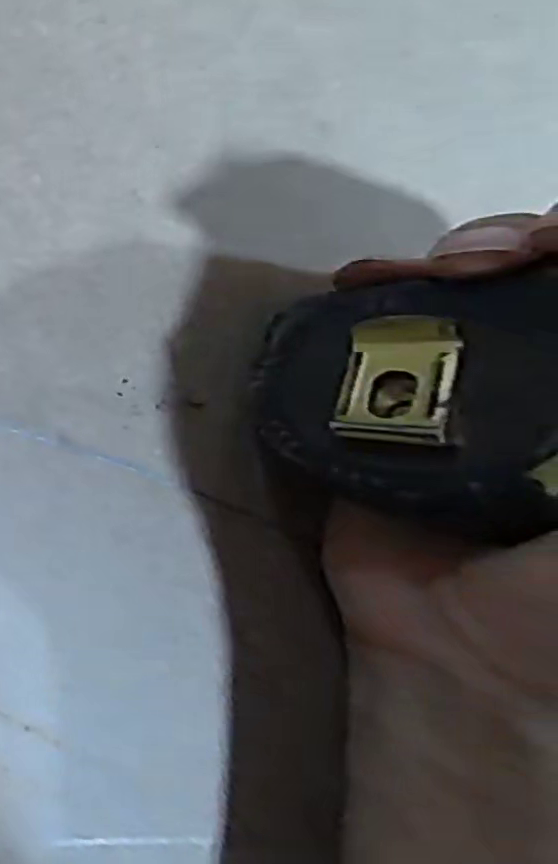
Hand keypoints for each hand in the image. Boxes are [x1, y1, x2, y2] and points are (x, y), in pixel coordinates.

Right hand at [325, 213, 557, 861]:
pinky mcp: (381, 400)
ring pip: (465, 291)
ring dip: (440, 261)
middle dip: (520, 245)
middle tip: (472, 258)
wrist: (464, 646)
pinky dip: (363, 296)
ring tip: (397, 270)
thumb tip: (555, 319)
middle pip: (544, 279)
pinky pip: (373, 329)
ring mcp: (473, 386)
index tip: (543, 255)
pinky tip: (353, 285)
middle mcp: (556, 379)